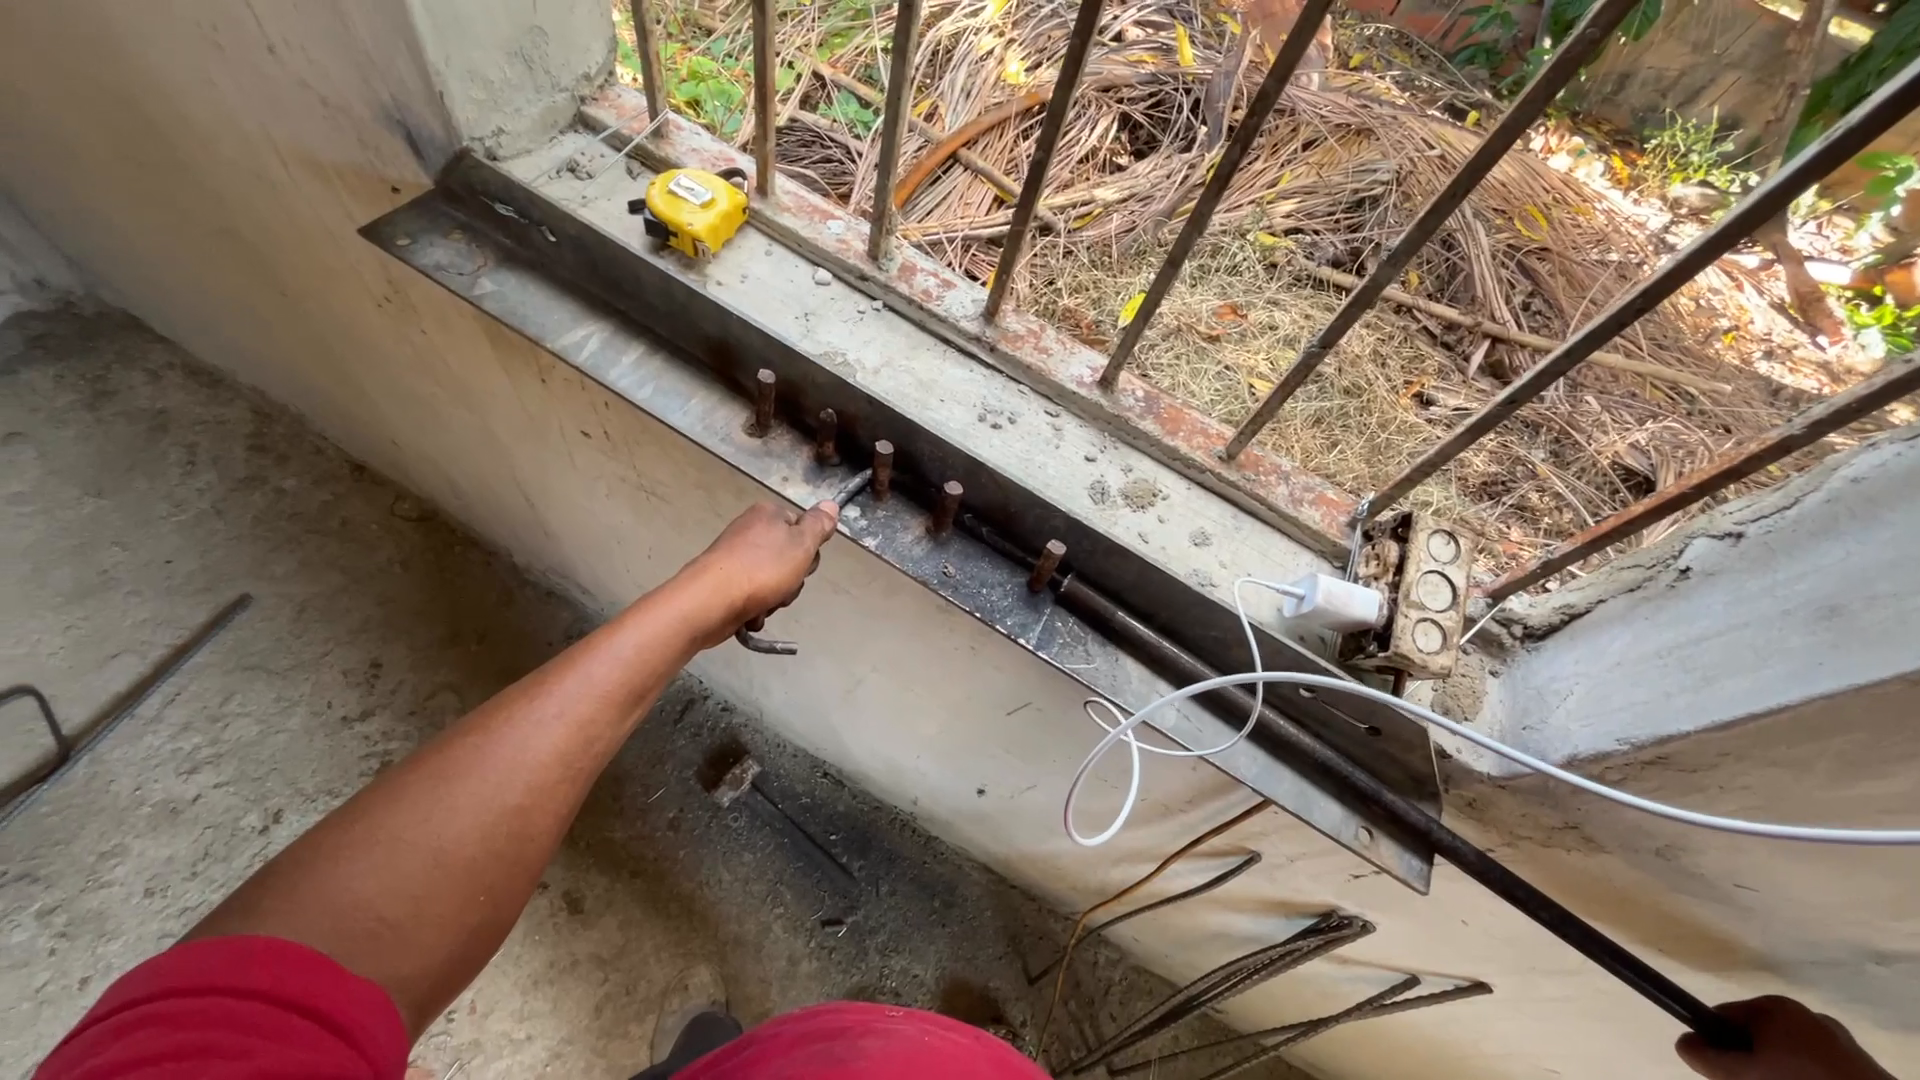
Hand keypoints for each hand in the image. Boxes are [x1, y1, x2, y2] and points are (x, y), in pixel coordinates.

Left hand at [674, 500, 839, 647]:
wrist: (711, 602)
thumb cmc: (762, 570)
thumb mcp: (802, 544)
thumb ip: (819, 525)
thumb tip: (831, 503)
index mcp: (769, 515)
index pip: (803, 527)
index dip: (808, 550)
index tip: (802, 563)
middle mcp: (751, 531)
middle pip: (790, 556)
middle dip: (792, 578)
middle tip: (785, 584)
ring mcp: (737, 557)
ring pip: (775, 579)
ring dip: (777, 597)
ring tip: (766, 602)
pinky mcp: (727, 582)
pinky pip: (755, 594)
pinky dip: (758, 606)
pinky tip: (753, 613)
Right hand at [1677, 997, 1894, 1079]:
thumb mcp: (1742, 1075)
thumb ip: (1704, 1056)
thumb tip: (1684, 1042)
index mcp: (1775, 1007)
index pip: (1723, 1017)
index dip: (1718, 1044)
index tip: (1727, 1070)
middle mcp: (1806, 1015)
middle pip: (1757, 1036)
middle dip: (1751, 1061)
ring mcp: (1840, 1041)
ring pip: (1789, 1054)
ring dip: (1779, 1071)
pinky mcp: (1863, 1066)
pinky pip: (1818, 1066)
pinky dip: (1807, 1078)